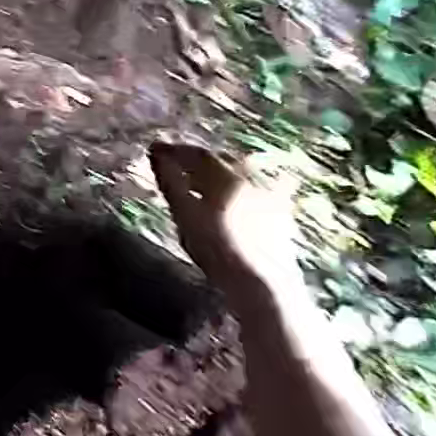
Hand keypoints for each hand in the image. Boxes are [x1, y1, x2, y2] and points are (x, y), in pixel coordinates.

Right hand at [147, 143, 300, 302]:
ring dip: (217, 173)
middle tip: (174, 164)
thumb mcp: (185, 215)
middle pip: (221, 160)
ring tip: (199, 182)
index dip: (174, 149)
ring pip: (240, 174)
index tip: (154, 149)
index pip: (197, 154)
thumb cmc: (218, 250)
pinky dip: (238, 188)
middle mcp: (252, 180)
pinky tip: (231, 200)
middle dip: (196, 159)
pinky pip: (257, 190)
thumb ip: (170, 183)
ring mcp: (271, 197)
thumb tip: (157, 155)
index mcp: (228, 178)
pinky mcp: (281, 216)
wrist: (264, 286)